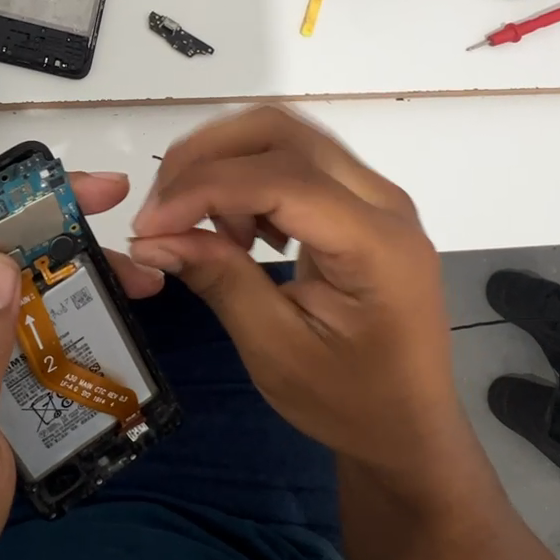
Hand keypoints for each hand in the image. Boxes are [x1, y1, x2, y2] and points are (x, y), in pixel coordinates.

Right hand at [126, 106, 453, 468]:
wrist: (409, 427)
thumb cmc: (349, 401)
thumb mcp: (275, 350)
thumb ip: (219, 280)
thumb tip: (151, 238)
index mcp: (376, 244)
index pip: (280, 179)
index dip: (204, 190)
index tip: (150, 226)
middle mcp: (383, 200)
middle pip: (282, 133)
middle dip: (207, 157)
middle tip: (161, 210)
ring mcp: (374, 196)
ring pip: (285, 136)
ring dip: (224, 163)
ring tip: (196, 224)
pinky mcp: (358, 202)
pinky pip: (293, 161)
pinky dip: (246, 178)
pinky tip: (235, 230)